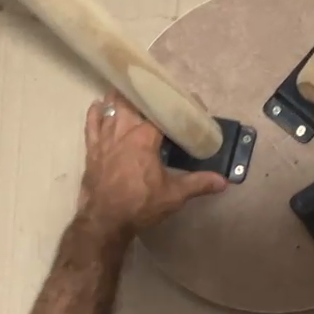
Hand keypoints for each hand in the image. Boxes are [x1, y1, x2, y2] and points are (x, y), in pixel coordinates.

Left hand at [76, 92, 226, 236]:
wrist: (105, 221)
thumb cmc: (140, 205)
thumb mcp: (173, 195)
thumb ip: (198, 184)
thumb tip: (223, 182)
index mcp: (145, 138)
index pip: (163, 112)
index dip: (176, 106)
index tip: (190, 103)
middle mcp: (123, 131)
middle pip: (133, 102)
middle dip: (145, 95)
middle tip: (157, 94)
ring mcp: (105, 139)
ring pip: (111, 109)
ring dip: (121, 99)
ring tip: (130, 91)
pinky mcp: (92, 150)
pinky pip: (91, 125)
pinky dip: (95, 113)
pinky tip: (98, 105)